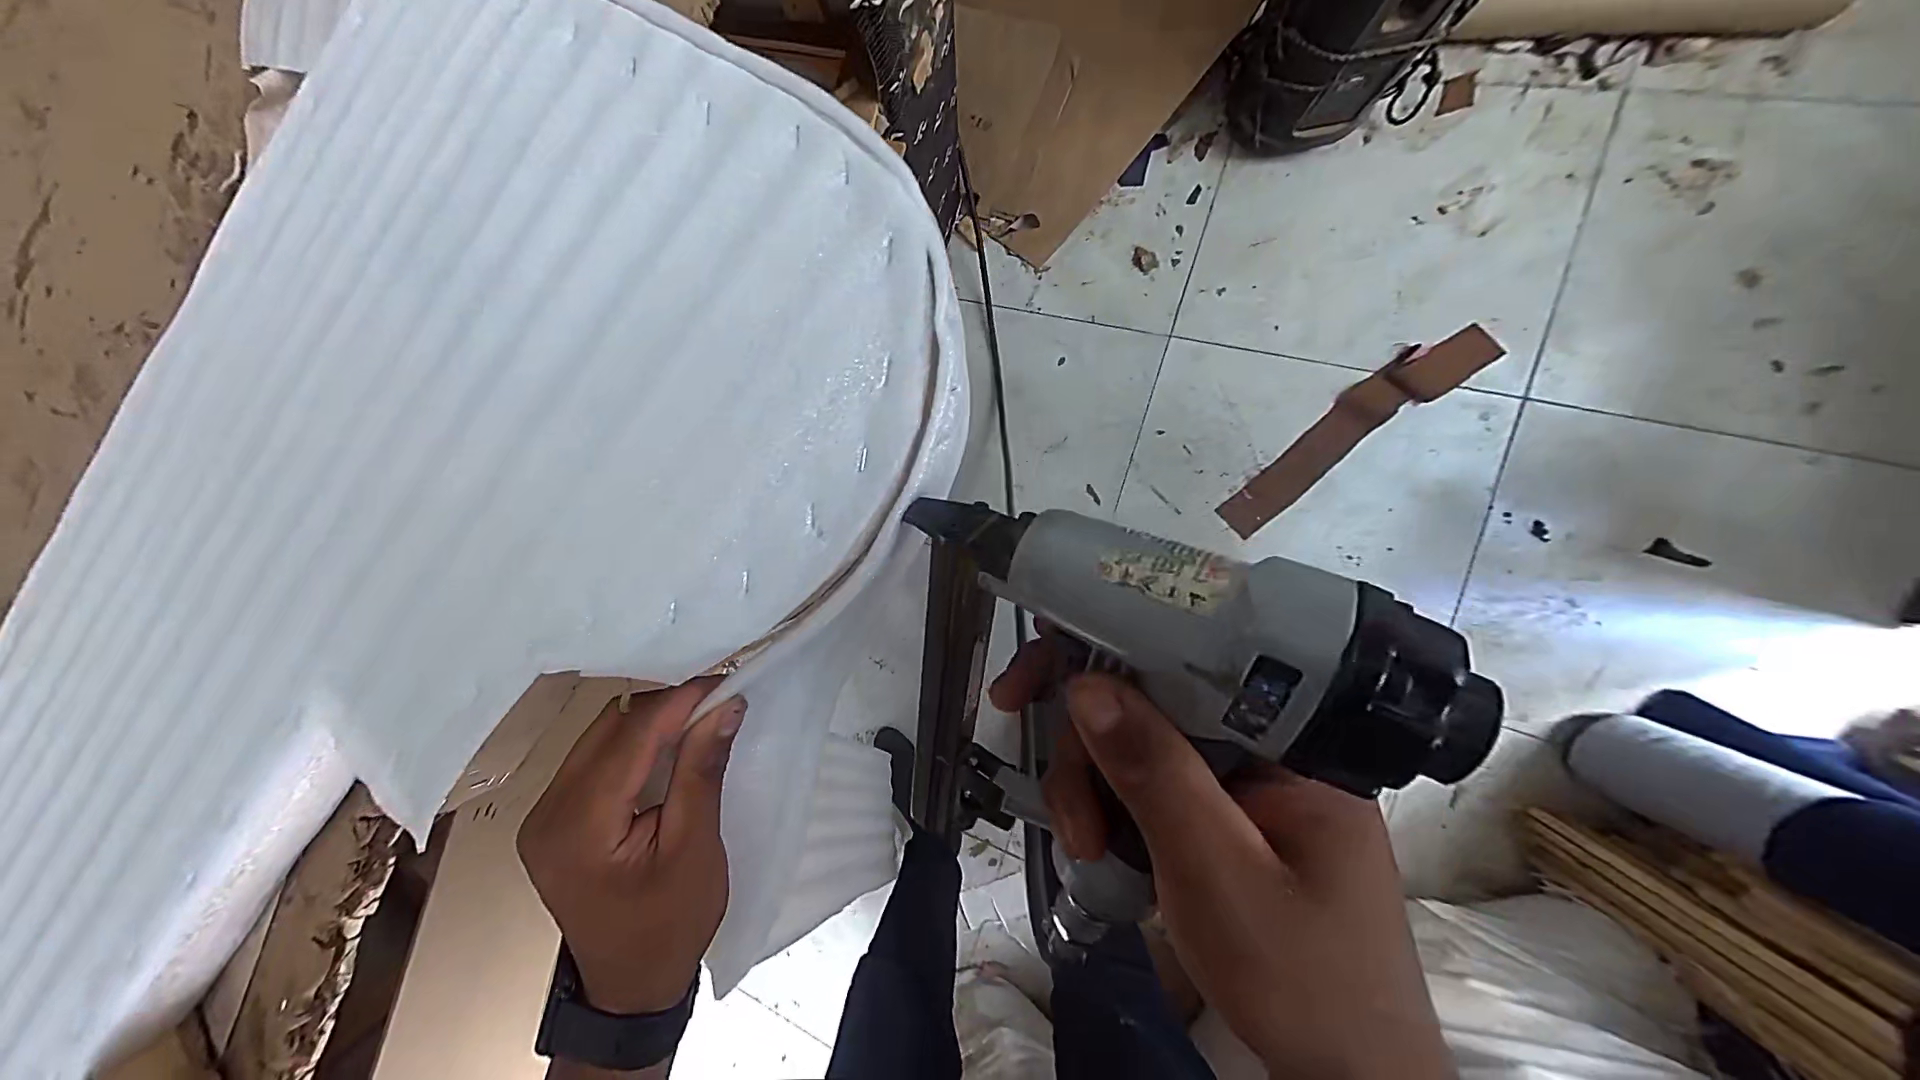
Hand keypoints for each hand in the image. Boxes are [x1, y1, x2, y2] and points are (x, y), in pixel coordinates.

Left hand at [519, 679, 745, 1014]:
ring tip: (702, 713)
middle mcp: (545, 812)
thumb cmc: (669, 924)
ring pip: (601, 735)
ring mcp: (543, 814)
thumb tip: (724, 705)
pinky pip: (597, 755)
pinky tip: (671, 739)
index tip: (727, 680)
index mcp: (576, 827)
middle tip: (719, 697)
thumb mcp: (695, 848)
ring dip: (653, 719)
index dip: (679, 701)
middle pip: (608, 728)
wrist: (631, 984)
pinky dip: (638, 740)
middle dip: (667, 705)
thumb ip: (701, 771)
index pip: (630, 737)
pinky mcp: (555, 816)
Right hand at [990, 638, 1450, 1077]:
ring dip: (1091, 789)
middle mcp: (1261, 746)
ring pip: (1136, 744)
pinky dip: (1109, 809)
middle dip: (1088, 750)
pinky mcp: (1212, 813)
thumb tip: (1086, 685)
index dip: (1109, 655)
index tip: (1039, 676)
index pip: (1190, 663)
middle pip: (1149, 704)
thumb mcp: (1219, 873)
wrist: (1343, 1078)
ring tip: (1088, 847)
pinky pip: (1143, 783)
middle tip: (1066, 810)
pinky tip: (1103, 848)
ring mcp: (1236, 781)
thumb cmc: (1302, 980)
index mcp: (1289, 740)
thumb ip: (1156, 775)